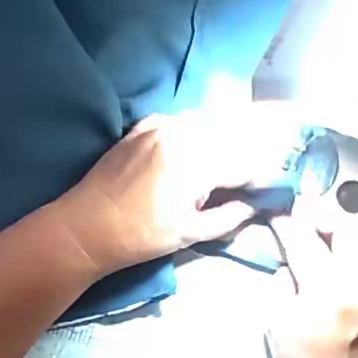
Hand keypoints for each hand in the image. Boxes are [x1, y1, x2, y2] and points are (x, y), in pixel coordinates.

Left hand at [48, 108, 293, 274]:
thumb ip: (227, 217)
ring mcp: (159, 126)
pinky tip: (196, 149)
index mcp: (196, 160)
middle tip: (257, 171)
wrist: (84, 226)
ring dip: (226, 136)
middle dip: (251, 149)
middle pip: (233, 131)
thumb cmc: (137, 237)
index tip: (273, 186)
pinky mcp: (142, 127)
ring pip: (208, 121)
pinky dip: (196, 131)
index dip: (265, 174)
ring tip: (230, 161)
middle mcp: (181, 133)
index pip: (248, 160)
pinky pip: (181, 120)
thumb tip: (252, 207)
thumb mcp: (188, 234)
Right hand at [266, 212, 357, 357]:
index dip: (287, 223)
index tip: (278, 218)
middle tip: (311, 223)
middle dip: (327, 218)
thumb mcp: (276, 328)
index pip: (304, 239)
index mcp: (326, 291)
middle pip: (352, 226)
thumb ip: (282, 288)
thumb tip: (290, 265)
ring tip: (342, 237)